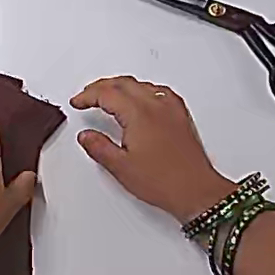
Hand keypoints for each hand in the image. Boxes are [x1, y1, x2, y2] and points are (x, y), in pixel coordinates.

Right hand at [71, 77, 235, 221]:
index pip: (107, 94)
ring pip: (141, 84)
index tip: (78, 102)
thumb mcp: (121, 167)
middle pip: (123, 83)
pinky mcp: (181, 116)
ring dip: (121, 86)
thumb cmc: (165, 181)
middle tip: (87, 96)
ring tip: (108, 95)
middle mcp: (156, 106)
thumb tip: (87, 136)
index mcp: (139, 114)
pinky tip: (141, 98)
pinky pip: (159, 91)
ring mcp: (171, 109)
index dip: (88, 96)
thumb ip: (100, 147)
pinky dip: (143, 90)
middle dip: (101, 86)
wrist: (196, 191)